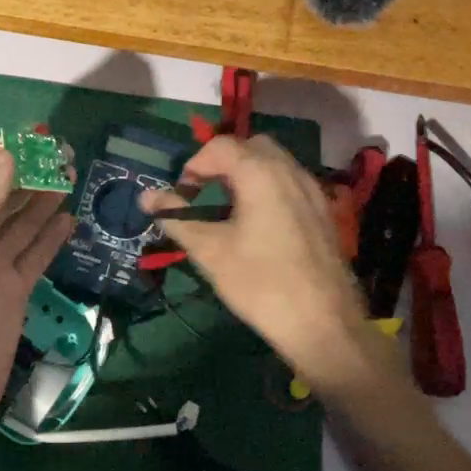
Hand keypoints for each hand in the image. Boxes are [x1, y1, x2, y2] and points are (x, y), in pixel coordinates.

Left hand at [0, 146, 75, 447]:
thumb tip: (7, 155)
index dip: (4, 155)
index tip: (36, 134)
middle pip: (3, 198)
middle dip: (29, 173)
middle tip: (65, 151)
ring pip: (22, 224)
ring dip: (43, 199)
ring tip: (72, 175)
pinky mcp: (15, 294)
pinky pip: (35, 256)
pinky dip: (51, 236)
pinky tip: (69, 217)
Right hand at [141, 135, 390, 395]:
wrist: (322, 323)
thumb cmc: (260, 283)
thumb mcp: (209, 251)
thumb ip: (176, 217)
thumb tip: (146, 196)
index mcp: (261, 174)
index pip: (221, 146)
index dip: (194, 165)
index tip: (183, 196)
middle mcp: (291, 172)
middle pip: (252, 147)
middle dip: (223, 163)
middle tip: (204, 194)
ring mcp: (313, 192)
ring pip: (275, 164)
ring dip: (246, 175)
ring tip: (227, 211)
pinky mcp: (323, 214)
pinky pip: (291, 184)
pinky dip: (268, 190)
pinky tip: (257, 226)